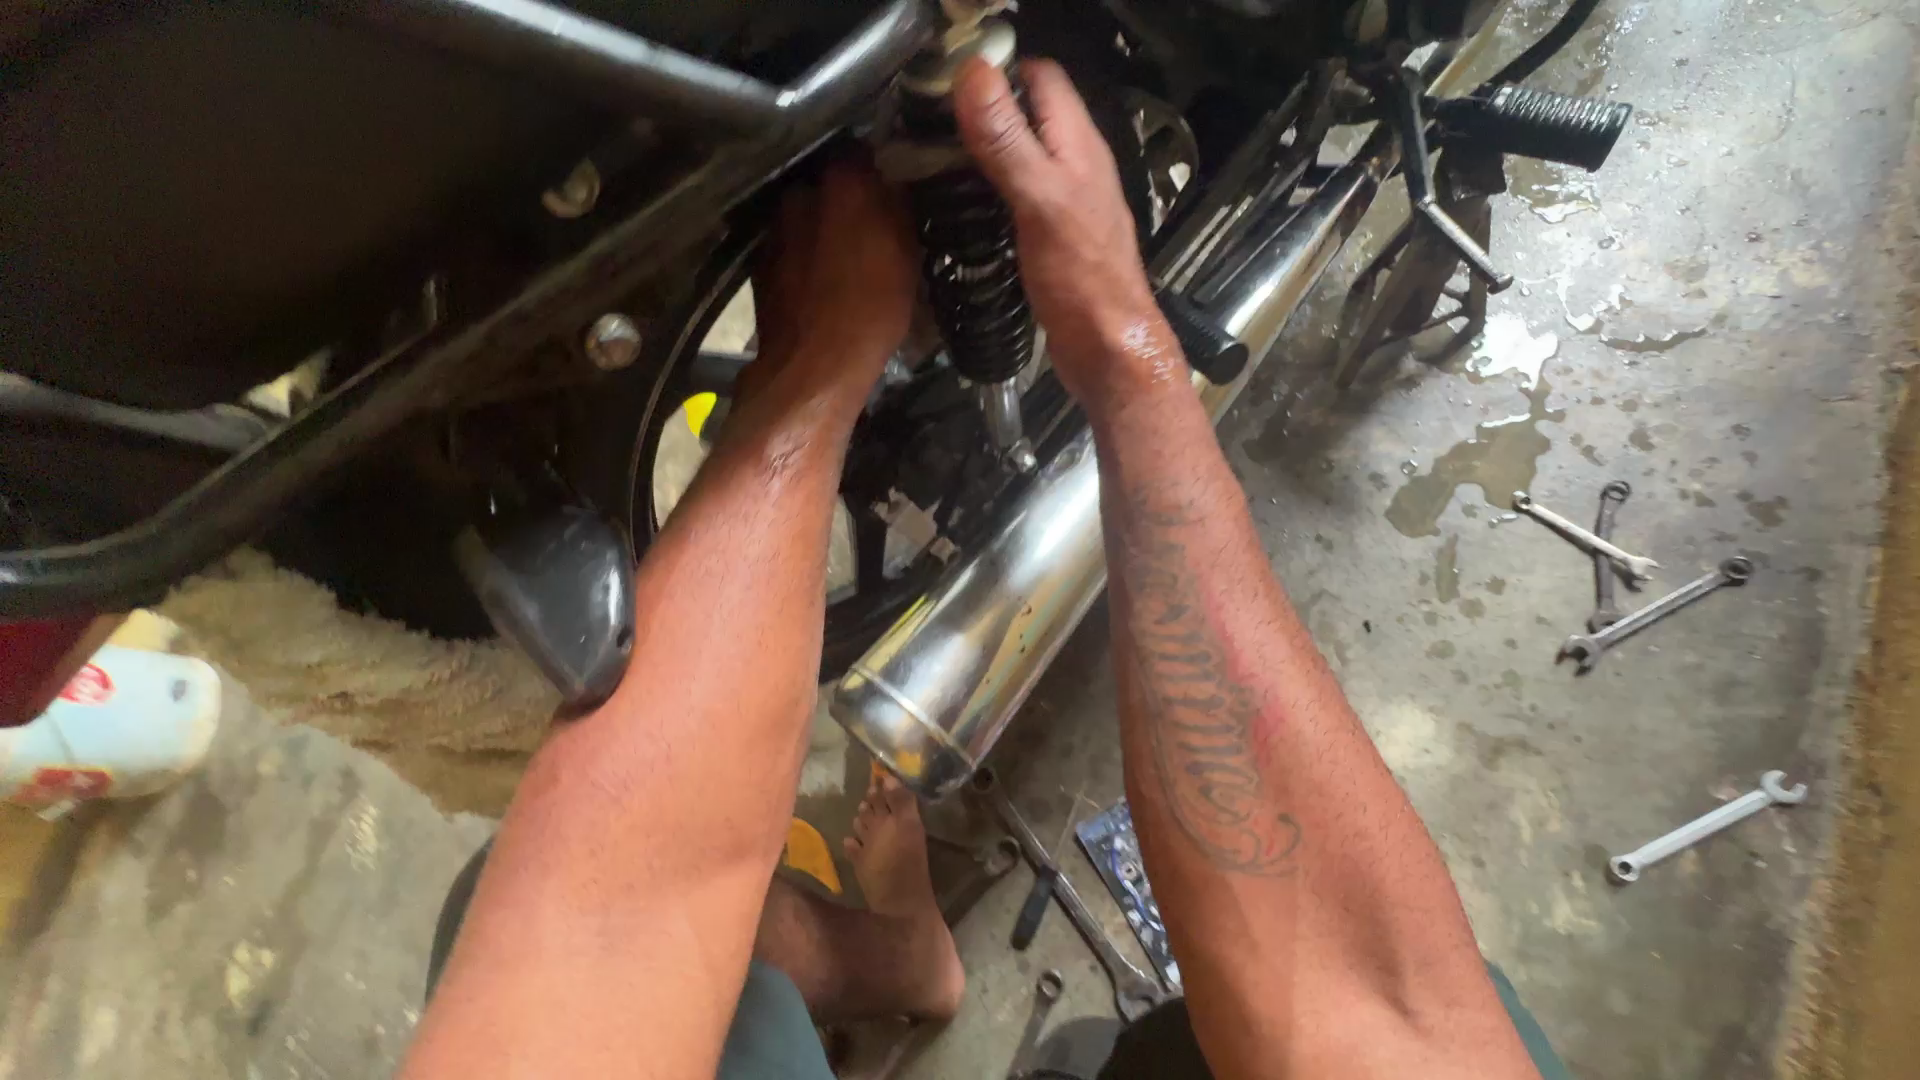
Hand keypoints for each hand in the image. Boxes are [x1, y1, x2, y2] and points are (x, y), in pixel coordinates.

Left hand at [741, 155, 917, 412]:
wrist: (814, 365)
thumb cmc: (874, 310)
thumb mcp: (909, 257)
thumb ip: (900, 207)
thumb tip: (898, 180)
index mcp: (845, 180)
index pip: (866, 152)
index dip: (881, 169)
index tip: (894, 188)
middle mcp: (803, 190)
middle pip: (831, 183)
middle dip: (849, 199)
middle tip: (871, 226)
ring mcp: (775, 224)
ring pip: (807, 213)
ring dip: (823, 226)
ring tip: (843, 257)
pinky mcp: (759, 258)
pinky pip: (789, 244)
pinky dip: (803, 253)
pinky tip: (818, 279)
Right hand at [952, 58, 1184, 413]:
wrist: (1107, 349)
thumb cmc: (1082, 278)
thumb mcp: (1041, 201)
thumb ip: (1008, 141)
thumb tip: (972, 74)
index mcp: (1078, 147)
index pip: (1041, 78)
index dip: (997, 72)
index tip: (945, 87)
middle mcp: (1074, 168)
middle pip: (1026, 119)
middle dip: (980, 116)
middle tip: (927, 131)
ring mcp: (1063, 206)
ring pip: (1019, 161)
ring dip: (981, 159)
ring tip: (932, 167)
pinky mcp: (1050, 241)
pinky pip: (1016, 202)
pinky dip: (989, 199)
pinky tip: (961, 214)